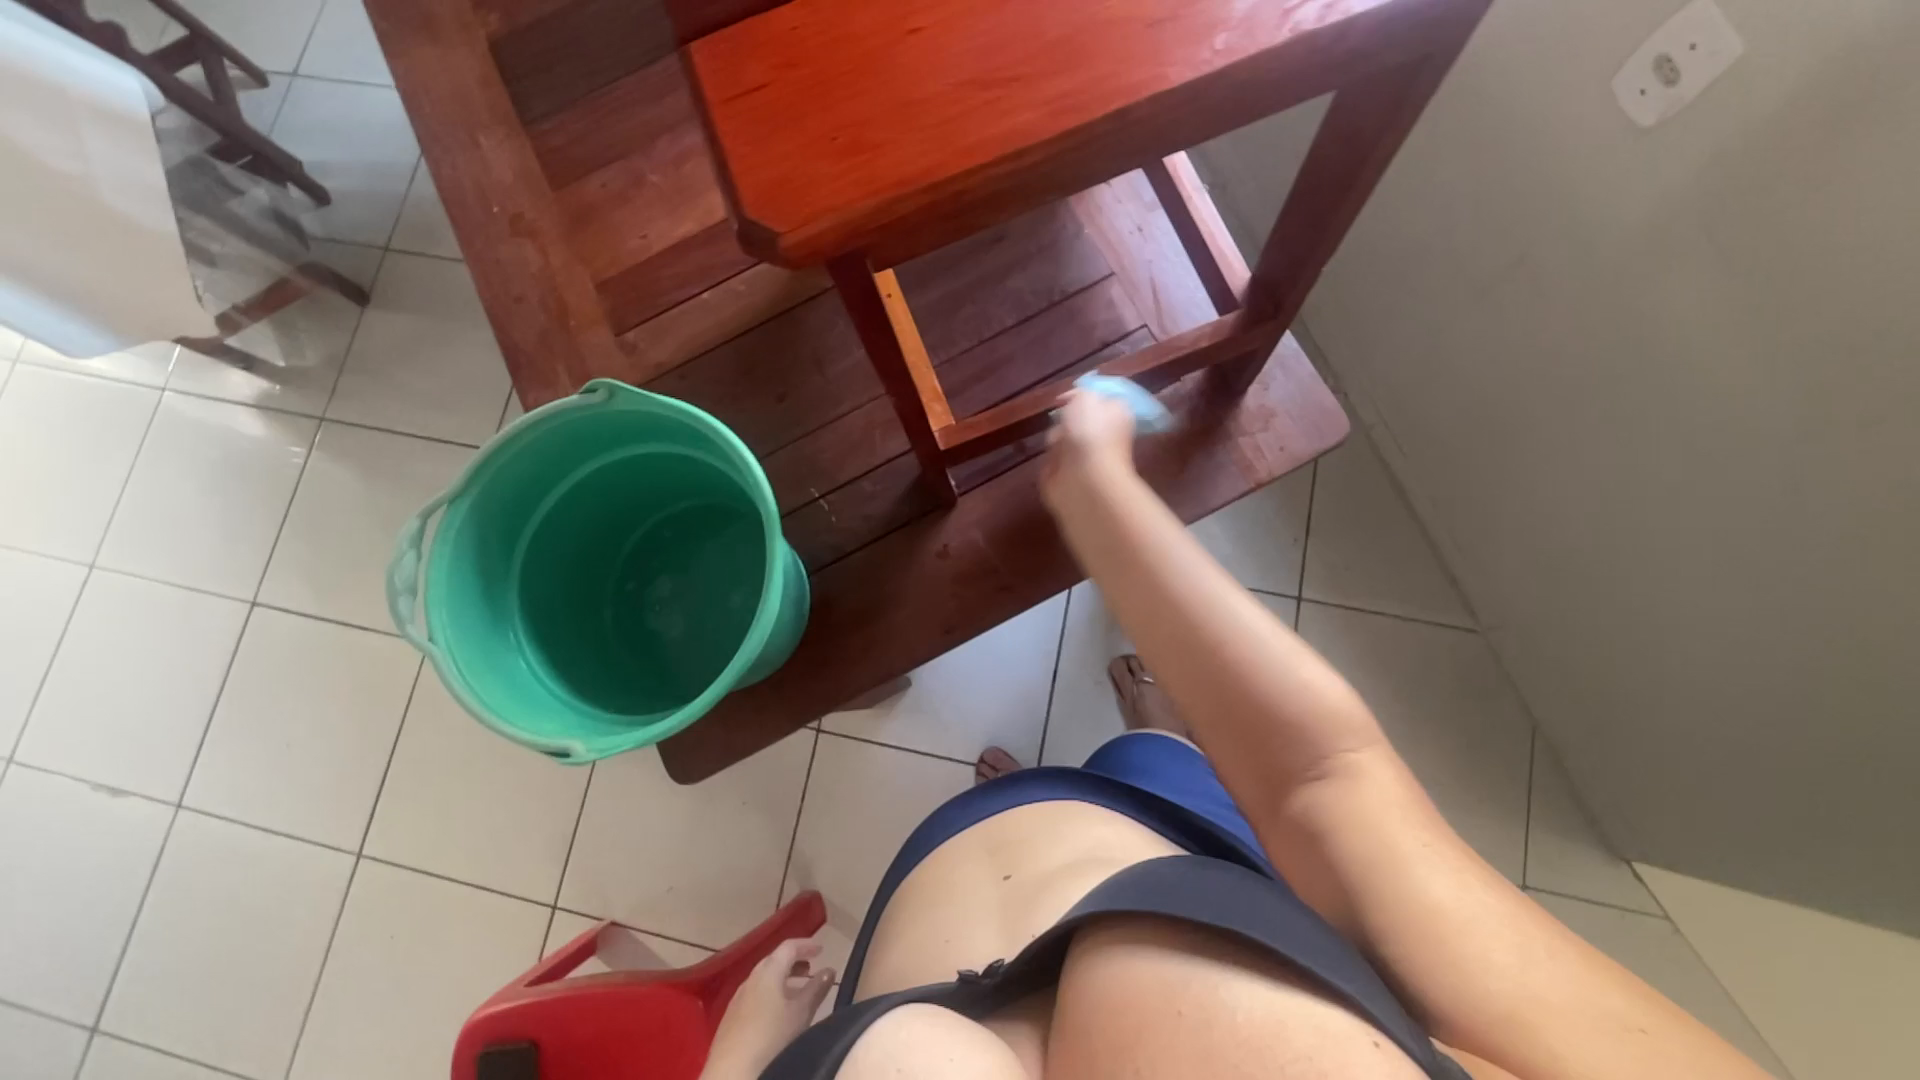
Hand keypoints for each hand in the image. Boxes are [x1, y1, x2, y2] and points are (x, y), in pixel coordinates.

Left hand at [701, 939, 835, 1079]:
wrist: (732, 1072)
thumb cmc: (772, 1037)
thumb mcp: (801, 1013)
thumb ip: (816, 988)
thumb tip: (829, 970)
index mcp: (768, 972)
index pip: (788, 947)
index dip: (806, 945)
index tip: (821, 949)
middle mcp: (751, 979)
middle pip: (774, 961)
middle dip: (794, 961)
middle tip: (811, 968)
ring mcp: (738, 998)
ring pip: (764, 979)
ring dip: (782, 979)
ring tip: (798, 991)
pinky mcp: (731, 1017)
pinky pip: (755, 995)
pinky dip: (770, 993)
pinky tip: (777, 1013)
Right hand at [1040, 388, 1137, 509]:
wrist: (1085, 480)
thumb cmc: (1091, 434)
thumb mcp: (1086, 398)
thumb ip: (1079, 394)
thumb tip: (1070, 401)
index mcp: (1117, 414)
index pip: (1100, 399)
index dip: (1081, 396)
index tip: (1066, 399)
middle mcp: (1105, 435)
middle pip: (1076, 419)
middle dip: (1064, 419)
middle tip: (1062, 421)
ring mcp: (1088, 457)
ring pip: (1062, 438)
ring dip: (1055, 438)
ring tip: (1058, 445)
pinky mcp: (1071, 474)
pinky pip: (1054, 459)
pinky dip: (1051, 459)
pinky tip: (1055, 462)